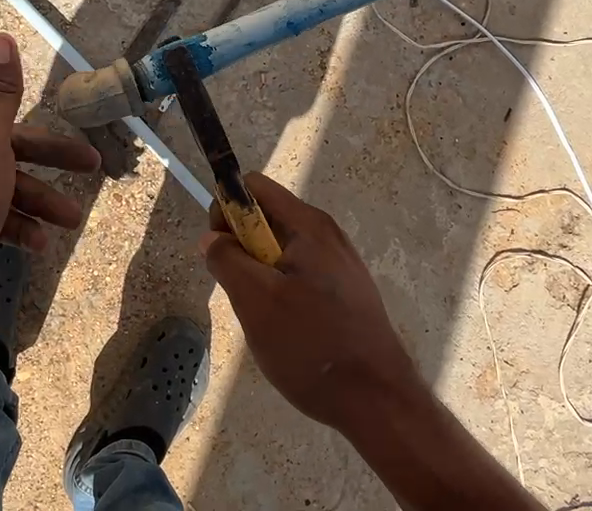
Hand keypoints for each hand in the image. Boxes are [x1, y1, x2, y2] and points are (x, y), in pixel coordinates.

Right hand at [200, 174, 422, 435]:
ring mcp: (341, 262)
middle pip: (267, 218)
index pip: (253, 187)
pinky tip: (288, 329)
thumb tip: (211, 237)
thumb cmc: (311, 345)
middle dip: (243, 248)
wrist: (379, 402)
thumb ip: (226, 260)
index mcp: (308, 225)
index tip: (221, 252)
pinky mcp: (347, 290)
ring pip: (281, 250)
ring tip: (266, 317)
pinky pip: (300, 273)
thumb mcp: (255, 301)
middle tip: (244, 292)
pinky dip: (283, 291)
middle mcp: (327, 234)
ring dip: (261, 275)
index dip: (227, 210)